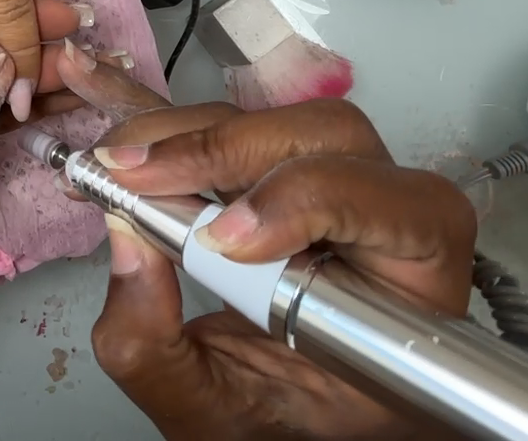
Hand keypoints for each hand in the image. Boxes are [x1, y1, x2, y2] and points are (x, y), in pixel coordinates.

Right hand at [85, 93, 477, 440]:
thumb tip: (125, 234)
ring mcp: (325, 182)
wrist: (265, 415)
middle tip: (135, 174)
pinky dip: (169, 126)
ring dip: (187, 132)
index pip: (403, 212)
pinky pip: (229, 119)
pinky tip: (121, 136)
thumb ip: (152, 344)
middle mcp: (383, 226)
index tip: (216, 239)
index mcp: (409, 303)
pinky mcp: (270, 163)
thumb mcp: (204, 410)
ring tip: (119, 165)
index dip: (307, 201)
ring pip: (275, 117)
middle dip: (223, 148)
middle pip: (331, 138)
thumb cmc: (266, 421)